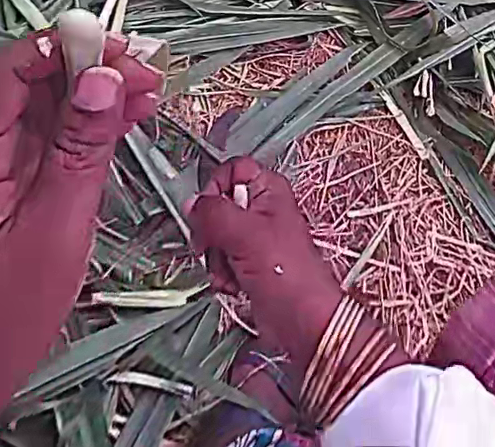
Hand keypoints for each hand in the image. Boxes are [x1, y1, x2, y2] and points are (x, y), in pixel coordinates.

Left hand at [0, 32, 162, 444]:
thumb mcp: (50, 238)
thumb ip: (79, 152)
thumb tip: (105, 79)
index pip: (3, 75)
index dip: (62, 49)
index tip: (117, 48)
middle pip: (24, 84)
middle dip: (87, 70)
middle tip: (144, 74)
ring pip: (39, 106)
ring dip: (92, 94)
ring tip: (146, 92)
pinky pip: (44, 136)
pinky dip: (84, 125)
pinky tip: (125, 117)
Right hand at [189, 157, 341, 367]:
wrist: (302, 323)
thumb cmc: (288, 273)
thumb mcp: (245, 233)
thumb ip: (213, 213)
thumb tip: (192, 204)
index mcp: (269, 188)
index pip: (231, 170)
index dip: (216, 188)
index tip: (209, 210)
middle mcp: (262, 208)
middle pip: (218, 205)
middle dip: (212, 232)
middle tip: (218, 245)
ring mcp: (255, 237)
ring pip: (216, 234)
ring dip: (216, 257)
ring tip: (231, 270)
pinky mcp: (249, 262)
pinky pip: (221, 258)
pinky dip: (222, 273)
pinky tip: (234, 284)